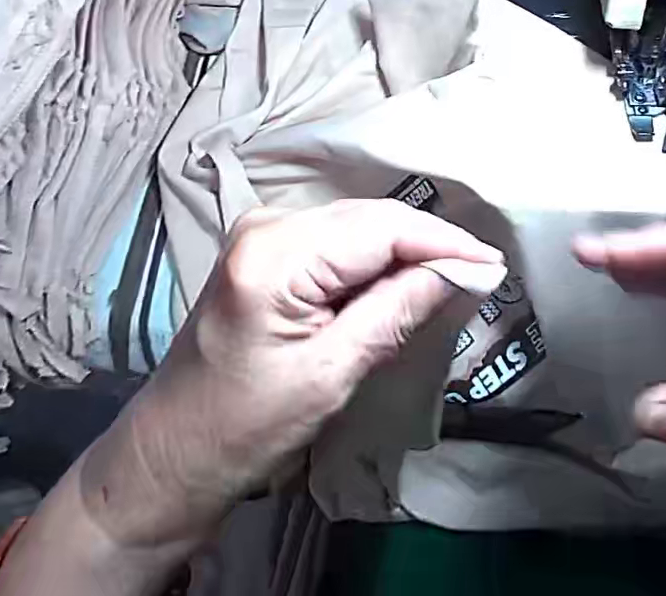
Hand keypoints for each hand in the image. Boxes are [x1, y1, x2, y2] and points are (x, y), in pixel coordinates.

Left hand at [0, 199, 500, 595]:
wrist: (173, 448)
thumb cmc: (246, 427)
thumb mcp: (331, 374)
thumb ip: (397, 310)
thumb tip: (462, 271)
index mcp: (274, 254)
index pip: (379, 228)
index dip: (441, 241)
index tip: (492, 262)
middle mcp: (267, 223)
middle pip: (370, 217)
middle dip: (428, 241)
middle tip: (481, 269)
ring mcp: (263, 228)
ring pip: (358, 223)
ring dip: (405, 246)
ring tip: (453, 271)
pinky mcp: (267, 242)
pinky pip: (338, 236)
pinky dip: (376, 253)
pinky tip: (404, 272)